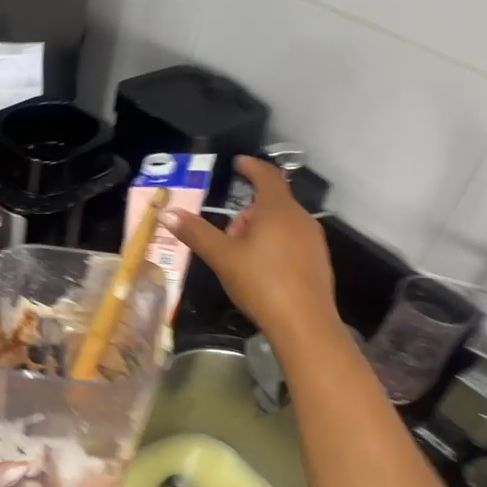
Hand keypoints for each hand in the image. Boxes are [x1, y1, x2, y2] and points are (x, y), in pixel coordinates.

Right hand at [161, 155, 339, 335]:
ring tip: (239, 255)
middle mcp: (301, 218)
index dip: (251, 167)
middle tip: (226, 233)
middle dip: (247, 211)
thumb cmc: (262, 283)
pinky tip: (261, 271)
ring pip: (282, 223)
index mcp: (278, 210)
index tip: (238, 163)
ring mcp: (313, 240)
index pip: (266, 176)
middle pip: (272, 202)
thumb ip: (196, 233)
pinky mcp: (318, 261)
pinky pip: (292, 241)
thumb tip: (168, 213)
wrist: (304, 323)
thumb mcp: (223, 258)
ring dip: (259, 229)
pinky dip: (274, 244)